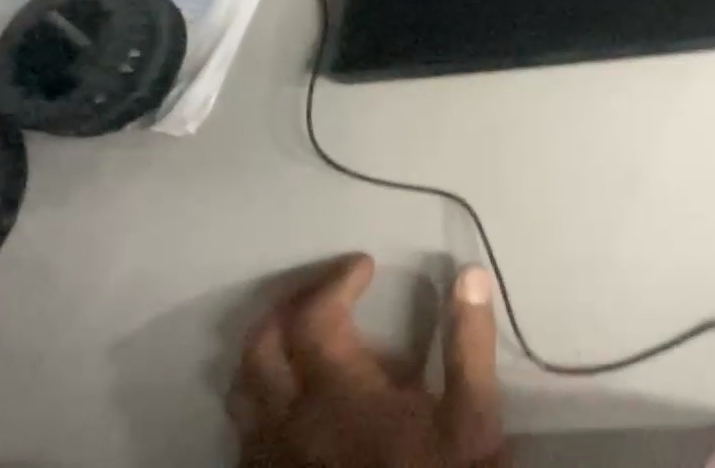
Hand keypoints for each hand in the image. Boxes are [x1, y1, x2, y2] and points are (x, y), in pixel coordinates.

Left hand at [228, 254, 507, 467]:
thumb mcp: (473, 415)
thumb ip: (469, 343)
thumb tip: (470, 275)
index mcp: (340, 397)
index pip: (315, 319)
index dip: (336, 282)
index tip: (366, 265)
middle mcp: (290, 424)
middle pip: (260, 348)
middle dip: (290, 304)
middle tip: (329, 288)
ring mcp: (271, 459)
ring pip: (241, 390)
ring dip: (268, 347)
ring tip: (305, 330)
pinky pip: (244, 428)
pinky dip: (261, 391)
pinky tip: (296, 392)